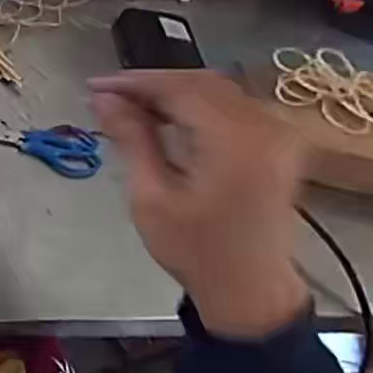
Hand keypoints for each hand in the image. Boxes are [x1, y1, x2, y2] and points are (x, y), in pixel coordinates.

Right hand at [89, 70, 309, 338]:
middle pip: (201, 83)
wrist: (249, 290)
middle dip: (151, 83)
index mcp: (236, 142)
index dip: (134, 82)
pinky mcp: (277, 143)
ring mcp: (277, 133)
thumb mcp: (151, 197)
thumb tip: (104, 99)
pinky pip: (231, 107)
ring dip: (172, 92)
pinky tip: (165, 116)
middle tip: (107, 95)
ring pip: (217, 91)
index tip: (95, 86)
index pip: (180, 89)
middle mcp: (265, 127)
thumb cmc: (195, 251)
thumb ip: (131, 139)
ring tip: (129, 105)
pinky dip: (195, 105)